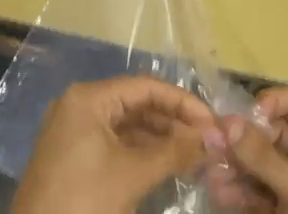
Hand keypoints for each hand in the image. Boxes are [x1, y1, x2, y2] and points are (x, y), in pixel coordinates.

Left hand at [13, 76, 217, 213]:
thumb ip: (175, 151)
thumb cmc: (84, 201)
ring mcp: (74, 131)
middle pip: (137, 103)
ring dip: (160, 138)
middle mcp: (80, 105)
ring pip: (127, 125)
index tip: (213, 122)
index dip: (183, 103)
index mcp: (89, 98)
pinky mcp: (73, 156)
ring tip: (194, 154)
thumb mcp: (133, 174)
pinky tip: (167, 164)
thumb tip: (213, 138)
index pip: (146, 87)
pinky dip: (141, 151)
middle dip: (173, 121)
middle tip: (207, 140)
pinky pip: (114, 143)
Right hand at [207, 87, 287, 213]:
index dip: (270, 103)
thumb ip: (265, 158)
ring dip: (232, 165)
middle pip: (269, 133)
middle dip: (241, 139)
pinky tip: (218, 191)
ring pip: (256, 164)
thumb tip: (227, 122)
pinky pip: (253, 191)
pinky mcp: (277, 209)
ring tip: (210, 169)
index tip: (244, 117)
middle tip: (212, 142)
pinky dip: (235, 191)